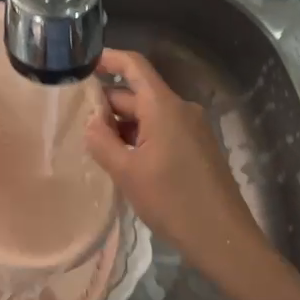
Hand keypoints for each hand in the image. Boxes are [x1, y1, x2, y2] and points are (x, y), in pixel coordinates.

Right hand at [84, 49, 270, 285]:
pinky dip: (139, 138)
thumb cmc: (173, 201)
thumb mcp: (126, 172)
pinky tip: (122, 160)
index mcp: (164, 107)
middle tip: (76, 120)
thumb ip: (101, 140)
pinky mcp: (197, 149)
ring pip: (148, 115)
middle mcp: (180, 110)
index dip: (108, 59)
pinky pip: (161, 131)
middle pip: (138, 93)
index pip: (134, 66)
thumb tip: (90, 122)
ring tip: (95, 145)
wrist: (224, 240)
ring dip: (122, 125)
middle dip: (107, 104)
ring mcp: (192, 129)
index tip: (82, 64)